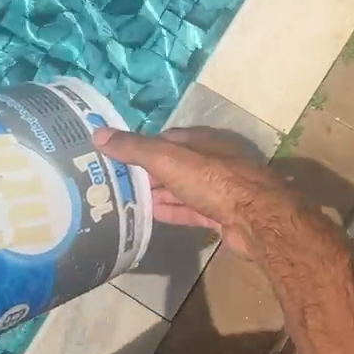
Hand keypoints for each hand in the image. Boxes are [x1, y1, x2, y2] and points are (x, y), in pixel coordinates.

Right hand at [94, 126, 310, 258]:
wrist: (256, 219)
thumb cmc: (212, 181)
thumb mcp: (167, 159)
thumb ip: (134, 148)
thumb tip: (97, 134)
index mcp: (200, 141)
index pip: (164, 139)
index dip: (139, 146)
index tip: (114, 156)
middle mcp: (210, 161)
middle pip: (171, 165)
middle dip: (145, 172)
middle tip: (114, 182)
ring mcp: (216, 189)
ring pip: (179, 188)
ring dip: (155, 193)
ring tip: (124, 200)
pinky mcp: (219, 214)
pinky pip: (188, 210)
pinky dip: (169, 211)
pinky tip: (149, 216)